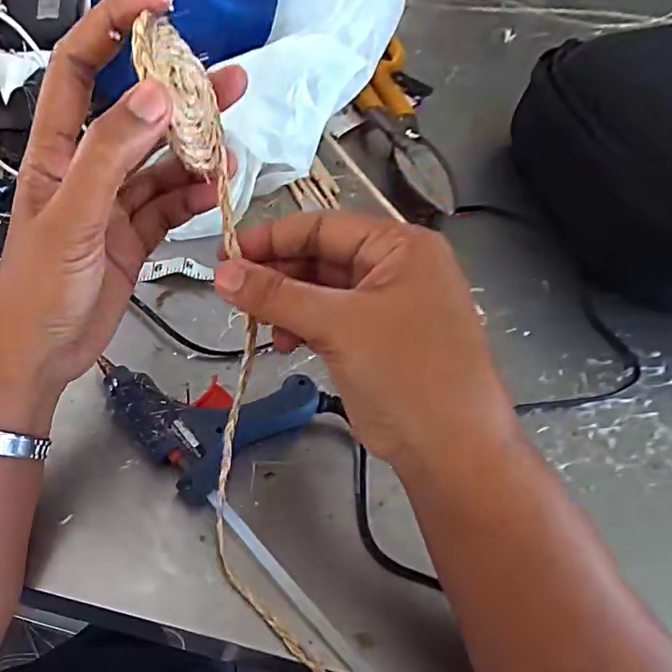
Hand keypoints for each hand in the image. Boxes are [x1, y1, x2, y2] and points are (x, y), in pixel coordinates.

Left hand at [0, 0, 247, 432]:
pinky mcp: (130, 239)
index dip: (114, 24)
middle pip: (136, 116)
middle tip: (228, 82)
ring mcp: (110, 207)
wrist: (39, 356)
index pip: (81, 67)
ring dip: (195, 154)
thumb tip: (152, 98)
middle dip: (179, 96)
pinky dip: (192, 198)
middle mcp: (85, 173)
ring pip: (160, 166)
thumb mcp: (69, 219)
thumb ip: (109, 157)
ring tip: (229, 149)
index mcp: (56, 154)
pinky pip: (167, 207)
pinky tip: (213, 192)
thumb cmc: (35, 292)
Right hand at [214, 212, 519, 469]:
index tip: (227, 254)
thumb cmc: (407, 373)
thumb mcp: (337, 324)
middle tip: (236, 294)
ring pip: (319, 293)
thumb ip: (277, 295)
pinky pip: (327, 321)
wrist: (447, 445)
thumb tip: (224, 273)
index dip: (272, 238)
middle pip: (320, 258)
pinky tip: (285, 343)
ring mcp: (384, 307)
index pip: (323, 226)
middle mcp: (394, 269)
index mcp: (400, 247)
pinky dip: (301, 328)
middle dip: (277, 277)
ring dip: (286, 306)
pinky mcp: (373, 341)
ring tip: (263, 326)